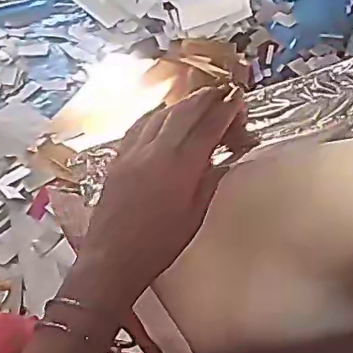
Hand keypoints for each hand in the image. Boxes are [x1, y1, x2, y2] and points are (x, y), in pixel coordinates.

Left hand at [71, 85, 247, 313]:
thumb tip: (228, 157)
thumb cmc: (160, 244)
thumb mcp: (196, 214)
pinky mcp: (118, 157)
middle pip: (186, 111)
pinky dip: (158, 114)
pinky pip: (140, 124)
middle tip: (225, 94)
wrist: (113, 258)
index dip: (227, 110)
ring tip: (200, 103)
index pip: (209, 126)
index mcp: (181, 165)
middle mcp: (156, 150)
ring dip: (184, 104)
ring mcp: (133, 151)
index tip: (239, 99)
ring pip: (162, 113)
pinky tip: (164, 116)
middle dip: (208, 98)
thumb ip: (212, 179)